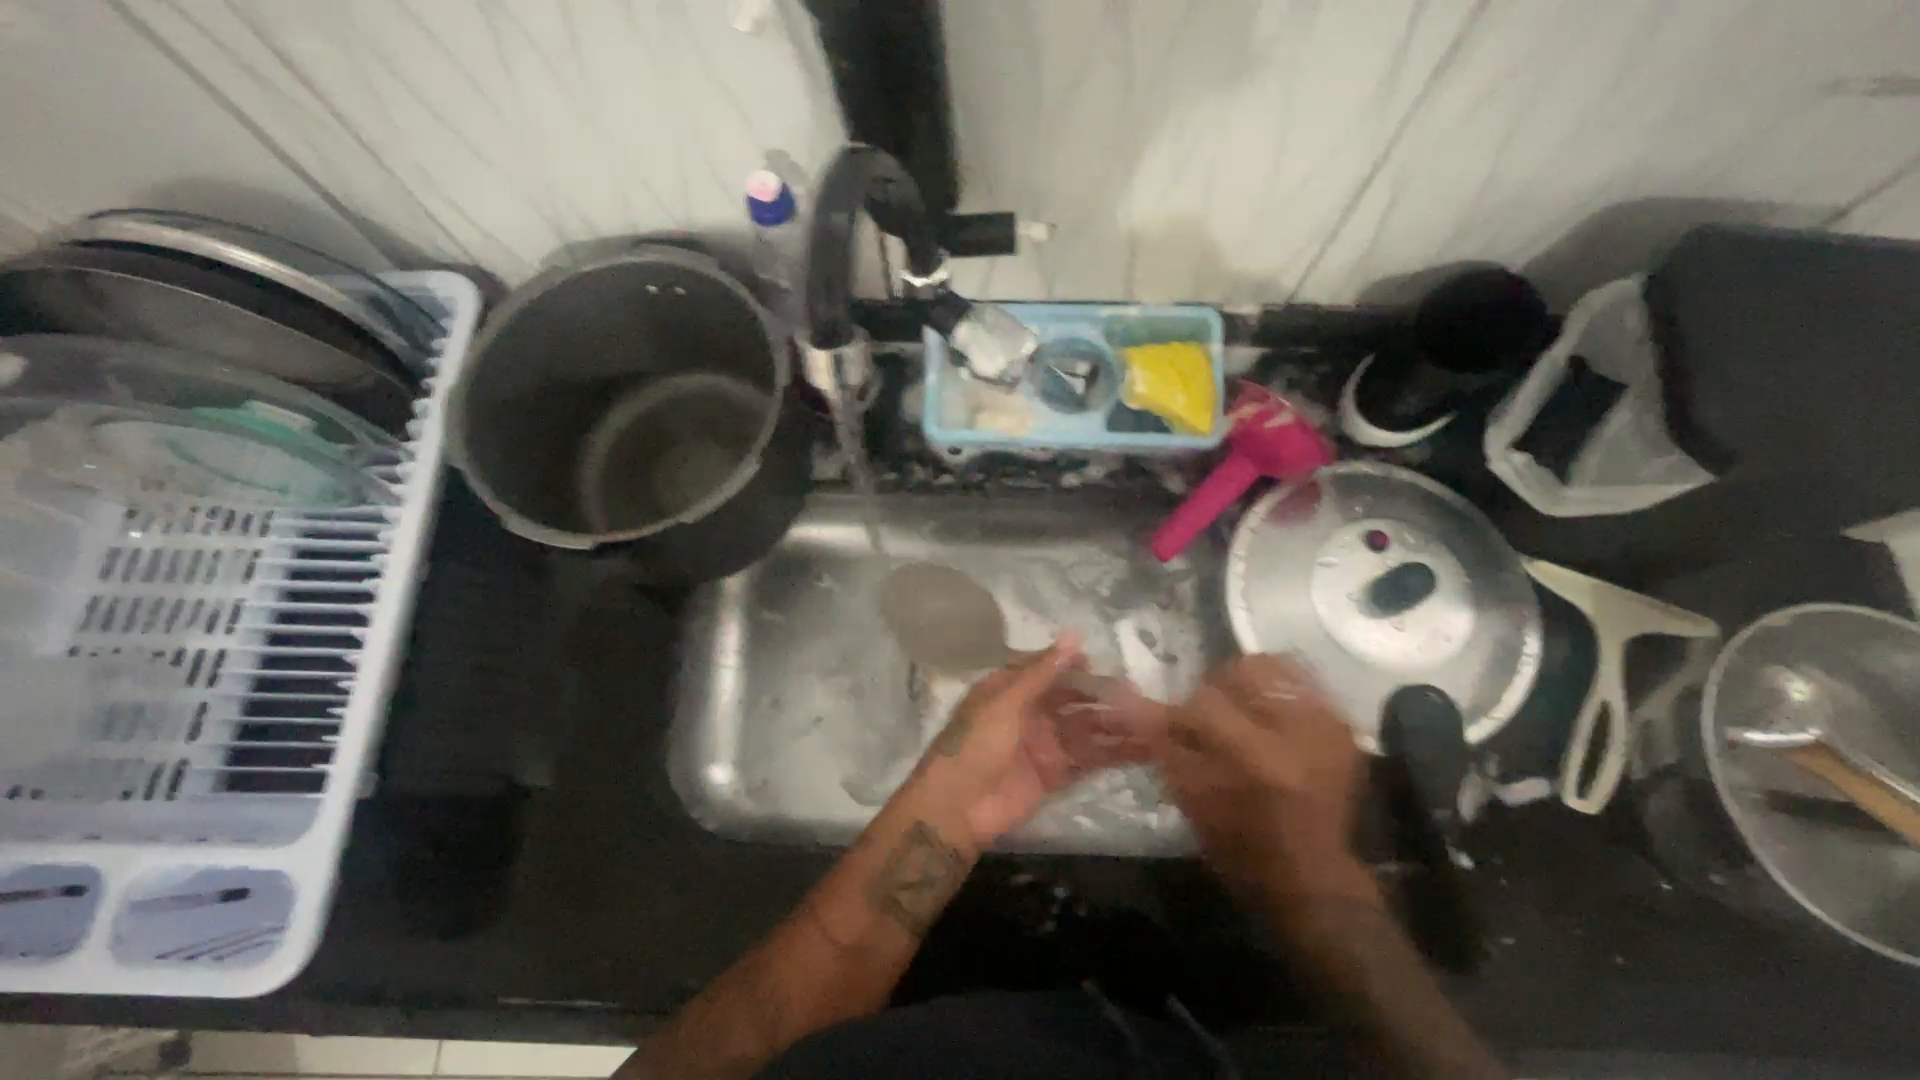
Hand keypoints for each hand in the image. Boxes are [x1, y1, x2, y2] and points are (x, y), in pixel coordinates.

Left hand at [908, 636, 1161, 845]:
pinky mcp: (1055, 775)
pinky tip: (1145, 749)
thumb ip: (1042, 672)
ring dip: (1115, 726)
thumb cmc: (974, 744)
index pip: (1050, 670)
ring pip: (1086, 730)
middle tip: (1140, 697)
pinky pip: (1088, 760)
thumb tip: (1074, 635)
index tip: (1109, 664)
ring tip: (1153, 722)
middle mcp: (1030, 713)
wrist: (956, 808)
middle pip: (1073, 700)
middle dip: (1103, 697)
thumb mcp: (1005, 701)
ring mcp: (1044, 745)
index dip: (1078, 667)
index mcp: (1011, 689)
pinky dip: (1114, 755)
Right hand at [1159, 654, 1378, 909]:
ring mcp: (1328, 725)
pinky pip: (1303, 683)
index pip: (1203, 702)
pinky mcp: (1342, 727)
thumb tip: (1133, 705)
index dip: (1177, 711)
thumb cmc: (1241, 846)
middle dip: (1216, 688)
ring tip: (1239, 711)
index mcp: (1256, 756)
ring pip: (1277, 667)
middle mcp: (1299, 731)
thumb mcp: (1194, 799)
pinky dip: (1277, 692)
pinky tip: (1267, 718)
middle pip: (1245, 669)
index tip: (1165, 721)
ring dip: (1248, 685)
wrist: (1309, 877)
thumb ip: (1167, 744)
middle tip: (1207, 715)